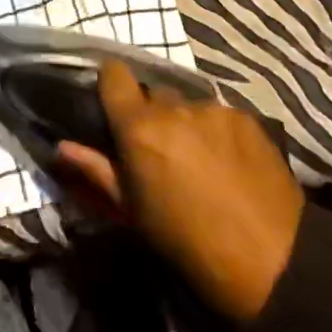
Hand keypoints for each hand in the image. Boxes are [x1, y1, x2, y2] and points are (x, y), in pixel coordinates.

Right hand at [56, 61, 302, 322]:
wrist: (269, 257)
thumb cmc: (186, 241)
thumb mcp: (133, 212)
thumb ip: (96, 171)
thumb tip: (63, 146)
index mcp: (139, 127)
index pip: (114, 74)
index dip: (110, 82)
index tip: (112, 102)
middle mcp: (174, 107)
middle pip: (153, 92)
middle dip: (150, 112)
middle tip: (158, 147)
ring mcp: (214, 108)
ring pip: (188, 104)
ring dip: (185, 122)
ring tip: (198, 159)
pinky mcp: (246, 115)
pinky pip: (219, 114)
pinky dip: (216, 130)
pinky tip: (227, 161)